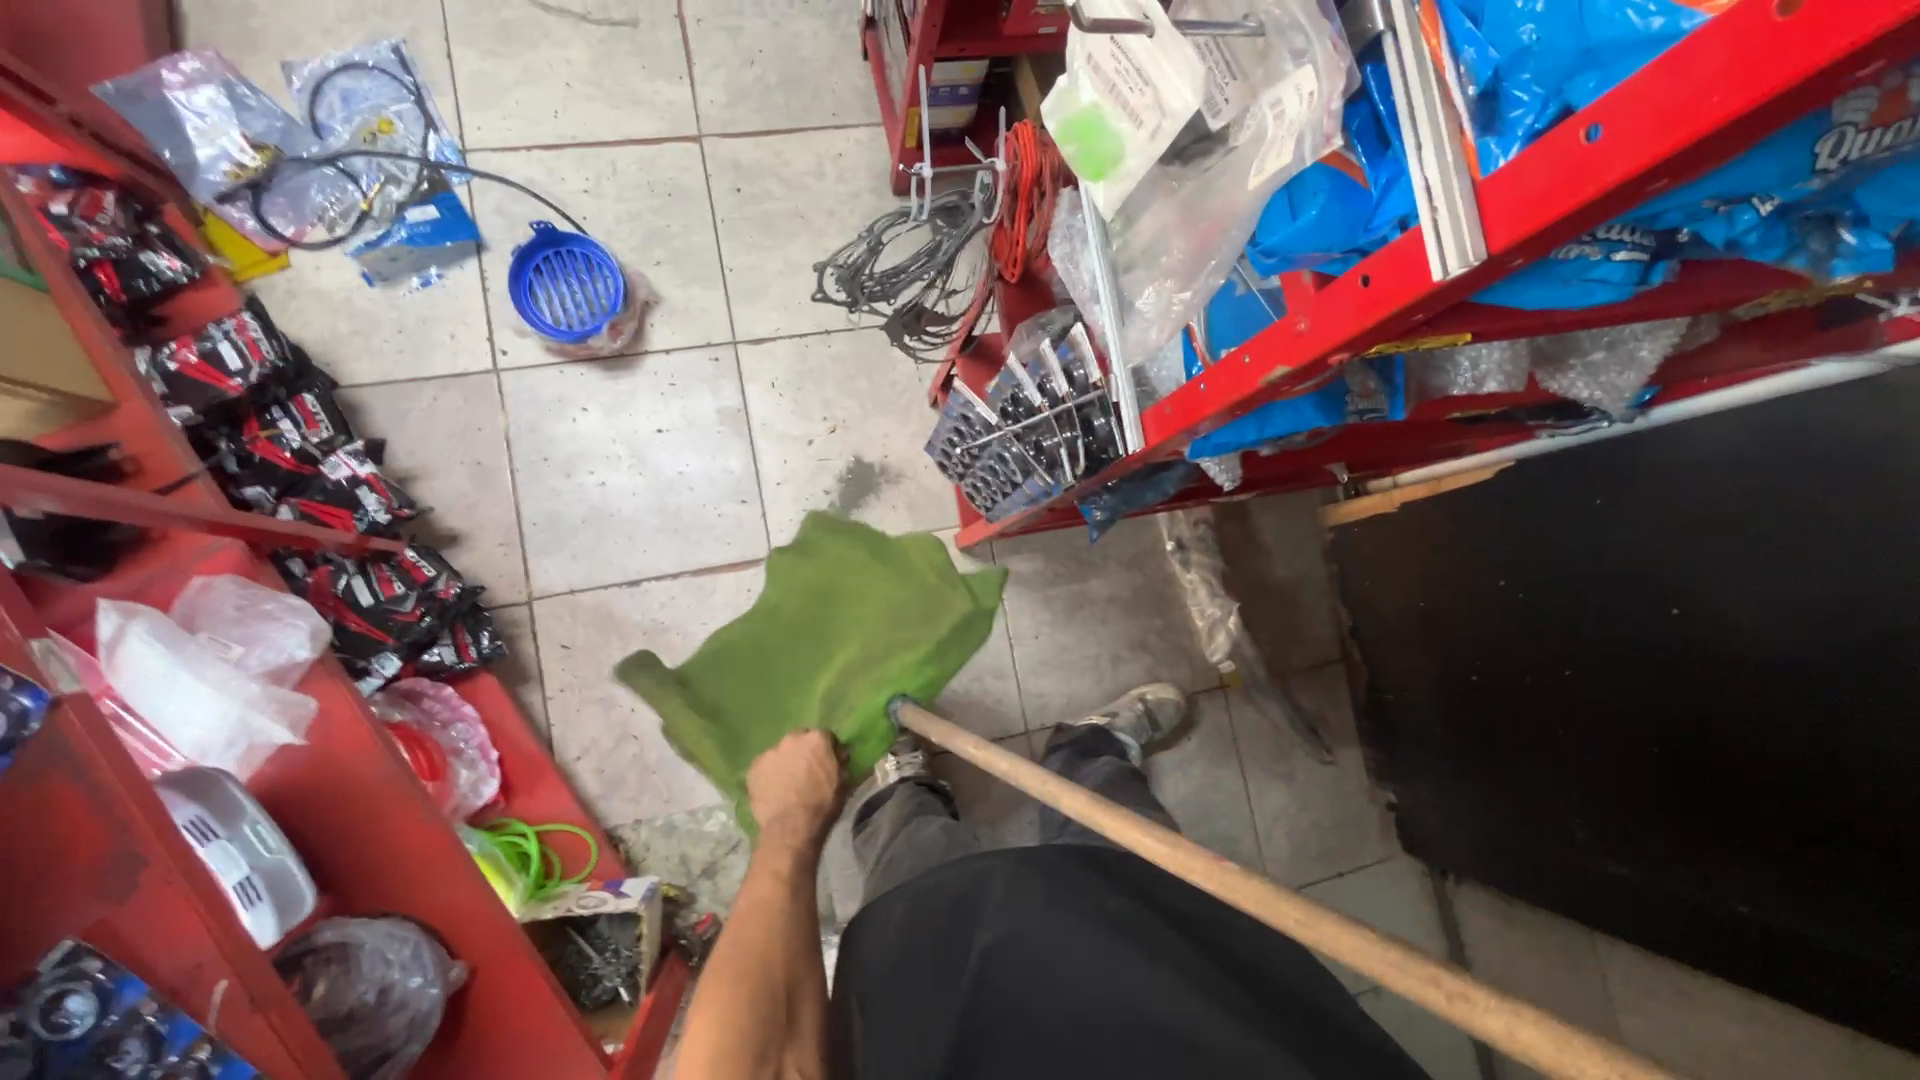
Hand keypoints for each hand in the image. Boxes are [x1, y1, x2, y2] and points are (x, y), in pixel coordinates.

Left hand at [746, 729, 845, 849]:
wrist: (791, 827)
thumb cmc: (822, 805)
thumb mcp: (843, 783)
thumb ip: (840, 763)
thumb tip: (839, 755)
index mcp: (816, 739)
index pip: (825, 736)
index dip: (827, 749)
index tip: (827, 761)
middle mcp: (792, 739)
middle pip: (799, 740)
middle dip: (803, 751)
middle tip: (806, 770)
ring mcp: (770, 752)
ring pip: (780, 753)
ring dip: (785, 762)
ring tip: (786, 782)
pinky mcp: (753, 768)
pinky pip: (764, 767)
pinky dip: (769, 774)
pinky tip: (772, 790)